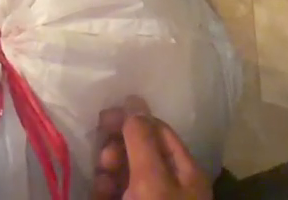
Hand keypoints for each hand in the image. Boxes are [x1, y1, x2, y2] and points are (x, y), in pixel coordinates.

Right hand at [92, 97, 213, 199]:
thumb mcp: (151, 177)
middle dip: (116, 146)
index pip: (157, 129)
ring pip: (123, 169)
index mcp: (186, 170)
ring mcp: (152, 197)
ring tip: (102, 178)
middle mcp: (172, 182)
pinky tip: (100, 190)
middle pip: (137, 148)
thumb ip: (141, 137)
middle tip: (105, 158)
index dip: (131, 120)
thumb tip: (134, 97)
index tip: (104, 120)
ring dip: (107, 168)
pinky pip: (115, 188)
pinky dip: (104, 186)